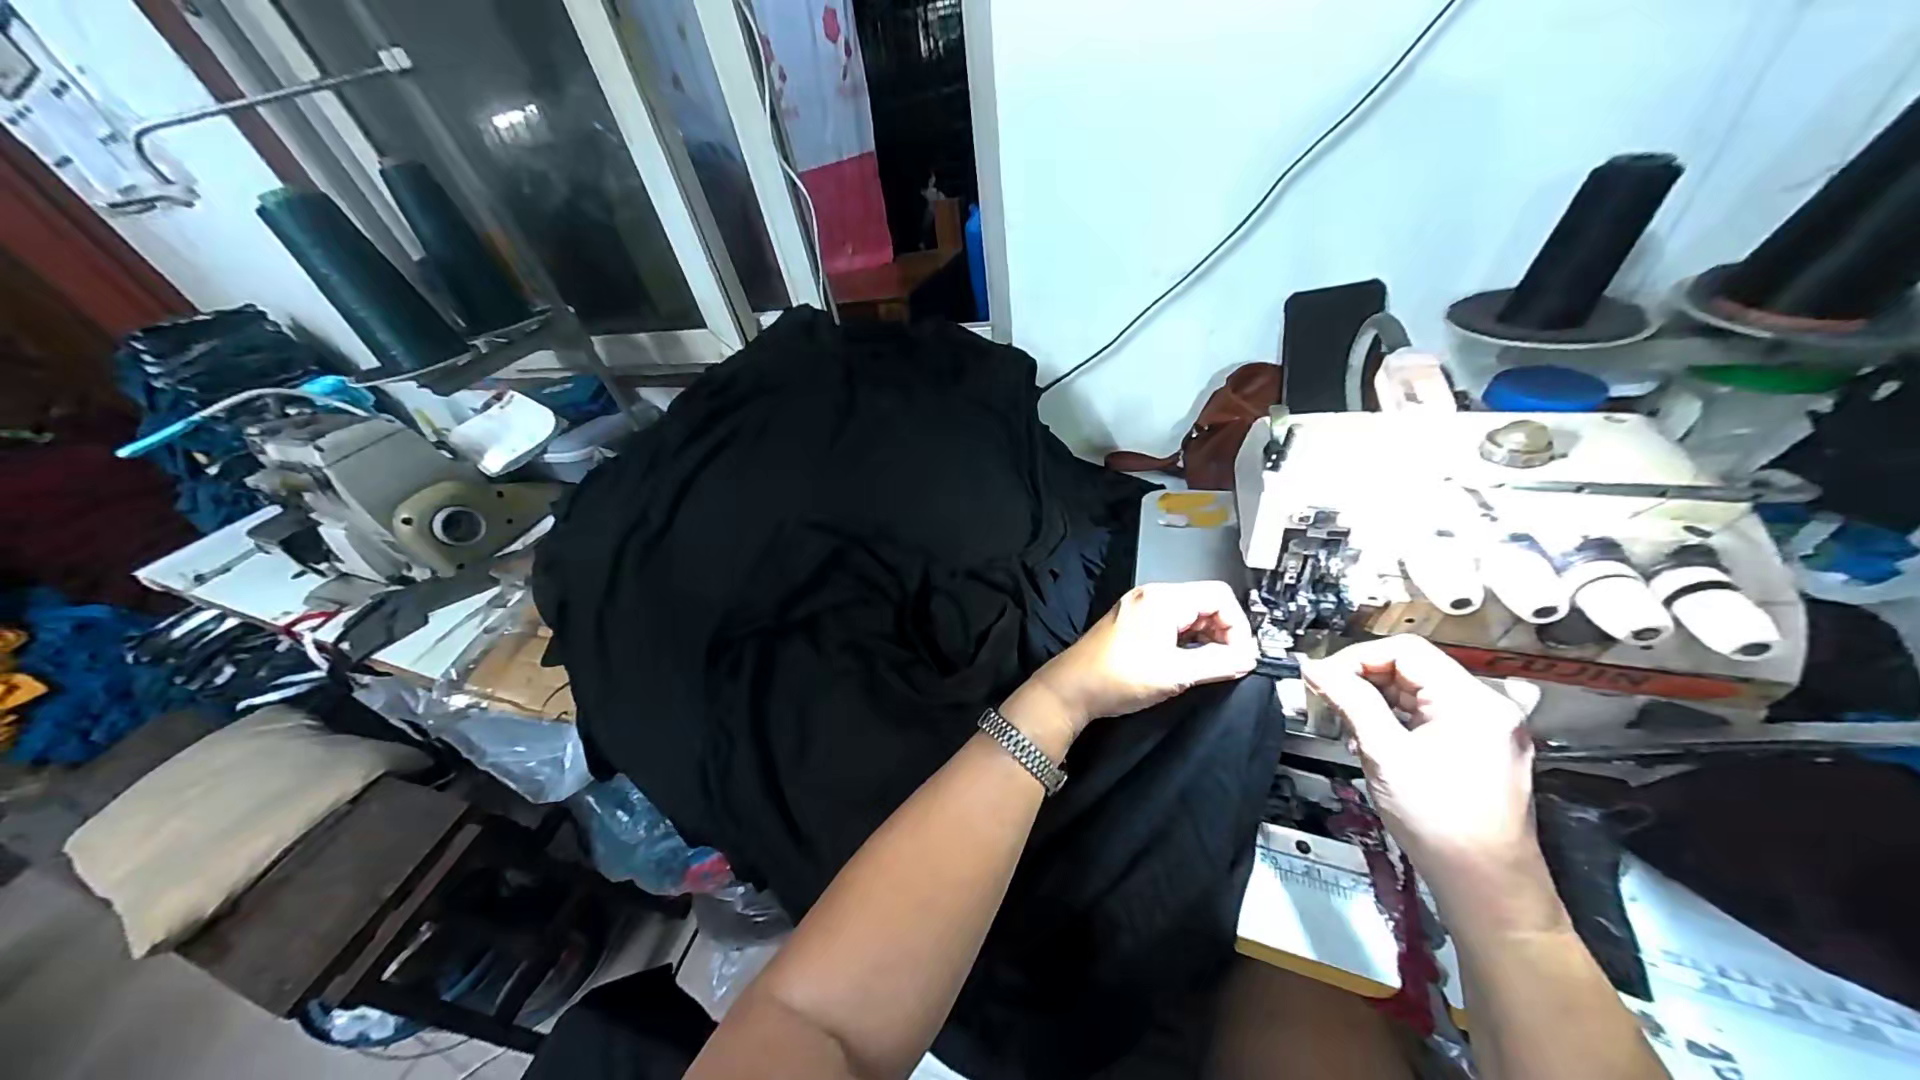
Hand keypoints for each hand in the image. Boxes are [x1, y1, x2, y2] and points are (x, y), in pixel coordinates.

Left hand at [1004, 581, 1257, 745]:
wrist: (1070, 689)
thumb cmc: (1117, 678)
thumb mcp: (1176, 674)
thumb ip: (1218, 663)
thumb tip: (1247, 659)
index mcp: (1163, 599)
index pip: (1220, 596)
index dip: (1238, 626)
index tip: (1241, 656)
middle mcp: (1151, 596)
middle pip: (1205, 602)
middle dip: (1223, 632)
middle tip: (1229, 664)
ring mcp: (1139, 608)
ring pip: (1188, 614)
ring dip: (1206, 638)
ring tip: (1210, 667)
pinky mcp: (1131, 623)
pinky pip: (1171, 623)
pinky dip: (1186, 640)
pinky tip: (1187, 662)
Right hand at [1302, 636, 1546, 913]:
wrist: (1486, 885)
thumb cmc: (1439, 823)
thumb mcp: (1384, 753)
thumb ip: (1349, 701)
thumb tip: (1316, 668)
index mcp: (1472, 701)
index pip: (1404, 650)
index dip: (1356, 658)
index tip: (1324, 678)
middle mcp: (1487, 707)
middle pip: (1411, 667)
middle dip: (1363, 680)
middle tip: (1328, 700)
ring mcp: (1487, 728)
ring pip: (1418, 691)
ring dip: (1376, 701)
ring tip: (1349, 727)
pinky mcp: (1480, 747)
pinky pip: (1429, 715)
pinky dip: (1397, 719)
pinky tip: (1376, 742)